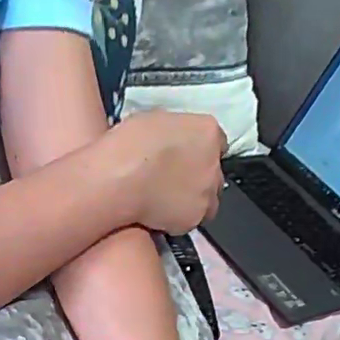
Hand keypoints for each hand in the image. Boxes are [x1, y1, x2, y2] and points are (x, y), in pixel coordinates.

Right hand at [99, 110, 226, 233]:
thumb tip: (173, 141)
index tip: (188, 157)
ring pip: (210, 201)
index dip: (202, 152)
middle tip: (177, 182)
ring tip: (172, 202)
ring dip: (196, 201)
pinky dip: (182, 218)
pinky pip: (193, 220)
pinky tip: (164, 214)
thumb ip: (175, 132)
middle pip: (216, 175)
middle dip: (201, 178)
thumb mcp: (157, 120)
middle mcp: (214, 163)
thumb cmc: (131, 143)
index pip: (218, 143)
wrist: (121, 181)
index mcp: (207, 131)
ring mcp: (207, 194)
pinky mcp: (195, 219)